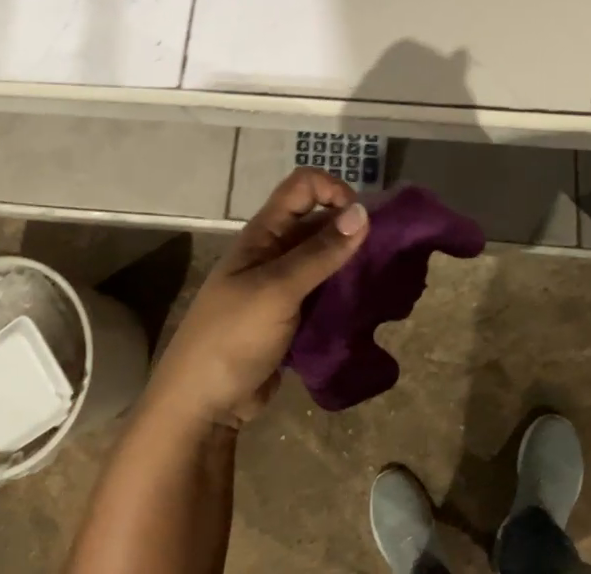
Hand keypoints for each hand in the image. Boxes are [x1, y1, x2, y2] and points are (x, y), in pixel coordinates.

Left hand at [145, 169, 369, 429]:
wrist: (203, 403)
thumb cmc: (233, 336)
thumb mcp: (277, 290)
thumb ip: (320, 253)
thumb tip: (363, 211)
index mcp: (263, 234)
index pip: (302, 187)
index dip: (333, 189)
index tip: (362, 220)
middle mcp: (274, 252)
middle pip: (318, 223)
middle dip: (351, 230)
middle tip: (387, 254)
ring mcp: (282, 287)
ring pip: (325, 261)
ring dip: (352, 265)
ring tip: (385, 279)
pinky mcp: (292, 318)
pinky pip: (324, 294)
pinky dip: (345, 295)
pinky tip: (369, 305)